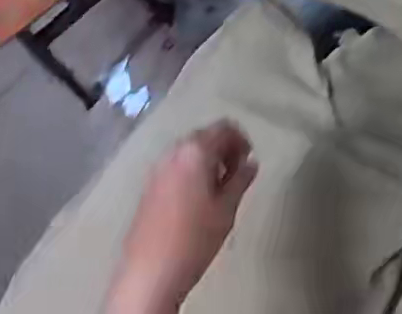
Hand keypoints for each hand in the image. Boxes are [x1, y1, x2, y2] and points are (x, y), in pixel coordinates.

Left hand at [106, 122, 259, 313]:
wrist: (149, 273)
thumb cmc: (194, 239)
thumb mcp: (226, 210)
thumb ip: (241, 180)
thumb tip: (251, 163)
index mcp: (196, 151)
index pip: (224, 127)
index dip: (241, 139)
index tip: (249, 160)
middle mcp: (175, 151)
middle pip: (205, 136)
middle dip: (224, 149)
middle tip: (236, 175)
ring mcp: (158, 167)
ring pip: (190, 150)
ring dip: (208, 160)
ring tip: (218, 188)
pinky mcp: (150, 184)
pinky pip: (176, 165)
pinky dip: (191, 170)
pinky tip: (196, 198)